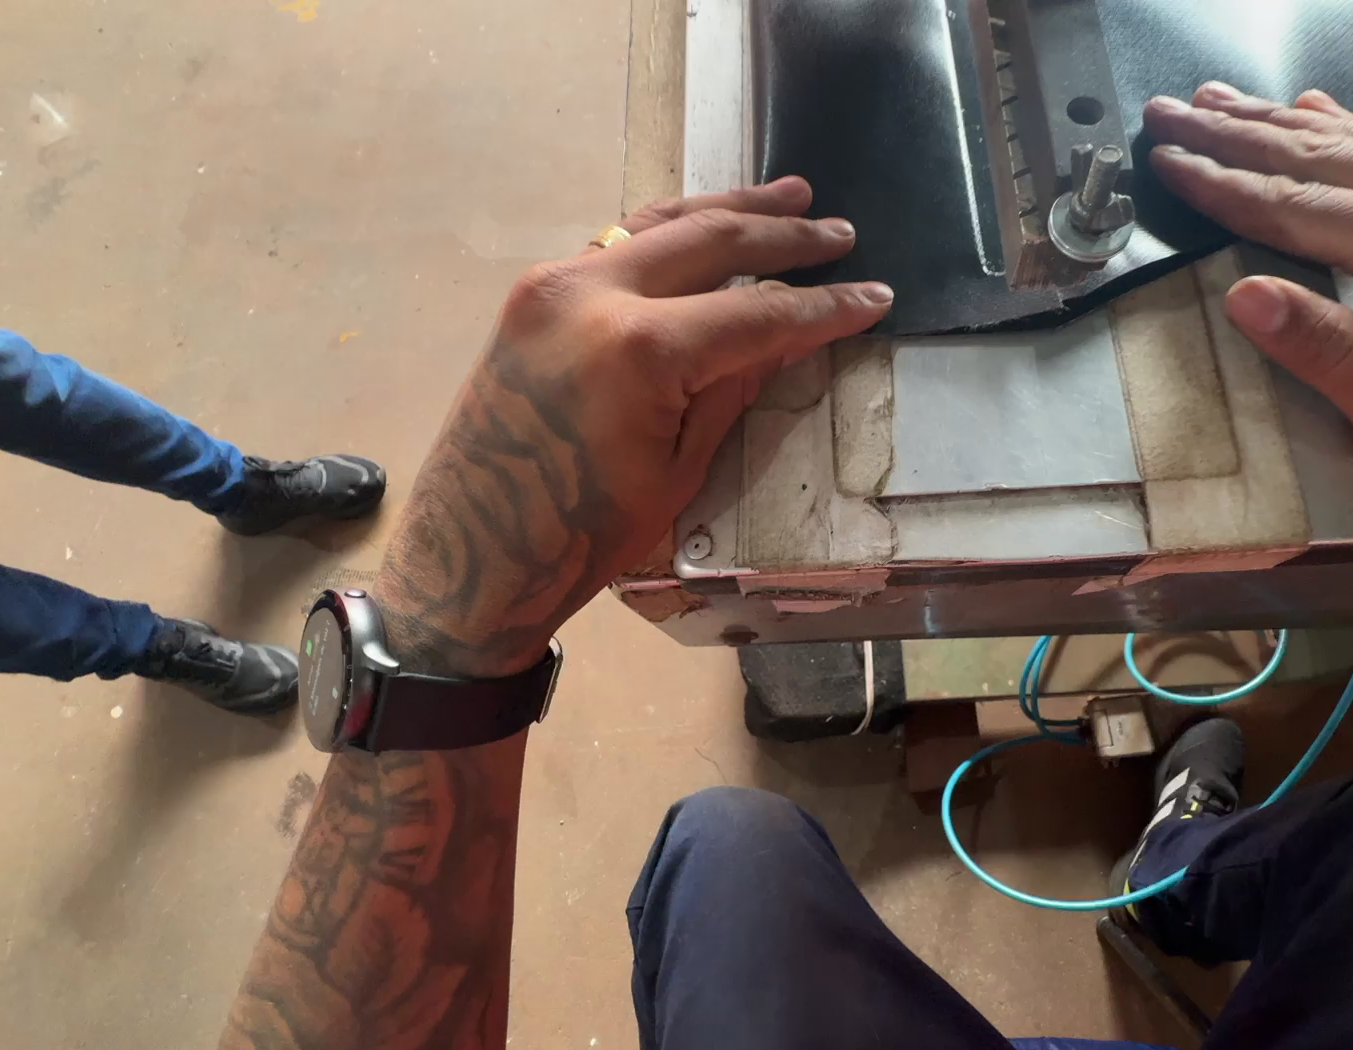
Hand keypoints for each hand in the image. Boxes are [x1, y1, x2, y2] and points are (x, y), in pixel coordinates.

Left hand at [373, 177, 891, 675]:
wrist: (480, 548)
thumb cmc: (589, 532)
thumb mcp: (683, 465)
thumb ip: (737, 385)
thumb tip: (791, 336)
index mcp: (641, 348)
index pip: (757, 312)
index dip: (824, 308)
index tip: (872, 298)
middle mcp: (595, 290)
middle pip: (712, 241)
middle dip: (785, 235)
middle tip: (839, 231)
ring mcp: (555, 281)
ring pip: (661, 222)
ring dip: (729, 210)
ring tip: (788, 197)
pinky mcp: (535, 292)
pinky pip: (620, 243)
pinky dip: (672, 232)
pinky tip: (706, 230)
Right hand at [1141, 82, 1352, 538]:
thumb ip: (1322, 346)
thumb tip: (1240, 292)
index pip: (1300, 206)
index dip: (1223, 185)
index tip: (1167, 159)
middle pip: (1324, 156)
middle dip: (1236, 134)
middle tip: (1171, 112)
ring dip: (1280, 123)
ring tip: (1218, 101)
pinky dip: (1347, 129)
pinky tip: (1317, 107)